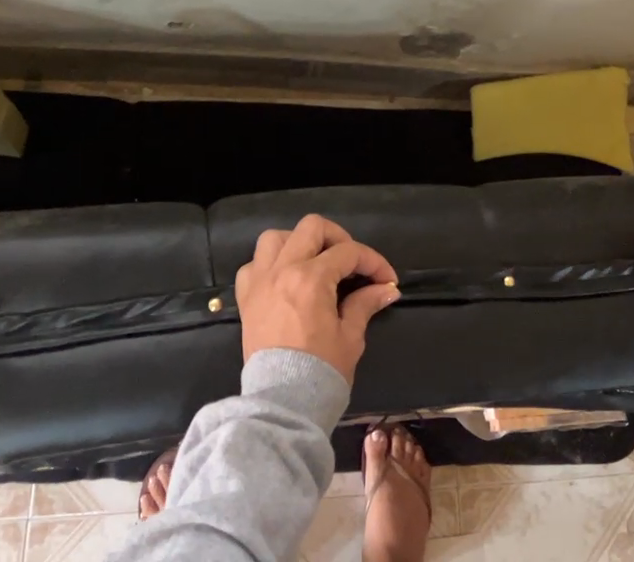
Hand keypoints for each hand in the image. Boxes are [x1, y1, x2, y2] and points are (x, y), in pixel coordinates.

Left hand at [235, 214, 399, 382]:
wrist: (282, 404)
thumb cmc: (321, 371)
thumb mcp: (351, 336)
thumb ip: (365, 304)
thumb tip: (386, 289)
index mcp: (311, 278)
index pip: (349, 253)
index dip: (373, 262)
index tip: (387, 280)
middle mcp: (282, 270)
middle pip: (312, 227)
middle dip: (339, 239)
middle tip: (352, 263)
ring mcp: (259, 282)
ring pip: (276, 238)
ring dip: (299, 243)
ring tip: (315, 263)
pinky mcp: (246, 298)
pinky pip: (253, 265)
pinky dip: (270, 264)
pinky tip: (285, 279)